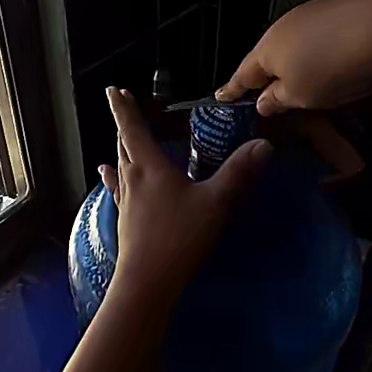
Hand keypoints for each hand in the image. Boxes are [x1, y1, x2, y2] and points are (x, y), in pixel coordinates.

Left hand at [98, 87, 269, 292]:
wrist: (147, 282)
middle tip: (122, 103)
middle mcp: (132, 178)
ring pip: (120, 163)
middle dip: (124, 120)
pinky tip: (107, 173)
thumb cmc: (179, 238)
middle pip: (124, 142)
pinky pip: (117, 186)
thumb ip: (238, 173)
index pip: (133, 128)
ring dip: (121, 145)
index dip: (124, 107)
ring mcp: (125, 199)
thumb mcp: (215, 203)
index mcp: (149, 167)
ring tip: (120, 134)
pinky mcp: (124, 218)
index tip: (114, 89)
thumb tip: (264, 144)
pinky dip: (113, 173)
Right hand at [217, 0, 371, 114]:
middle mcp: (285, 27)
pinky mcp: (343, 9)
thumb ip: (279, 99)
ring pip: (296, 45)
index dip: (232, 90)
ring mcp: (314, 14)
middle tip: (264, 94)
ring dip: (296, 63)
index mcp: (267, 50)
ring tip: (302, 82)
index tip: (220, 97)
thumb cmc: (334, 65)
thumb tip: (263, 100)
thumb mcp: (302, 95)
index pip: (242, 74)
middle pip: (269, 56)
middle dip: (266, 75)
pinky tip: (333, 63)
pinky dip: (321, 53)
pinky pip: (321, 38)